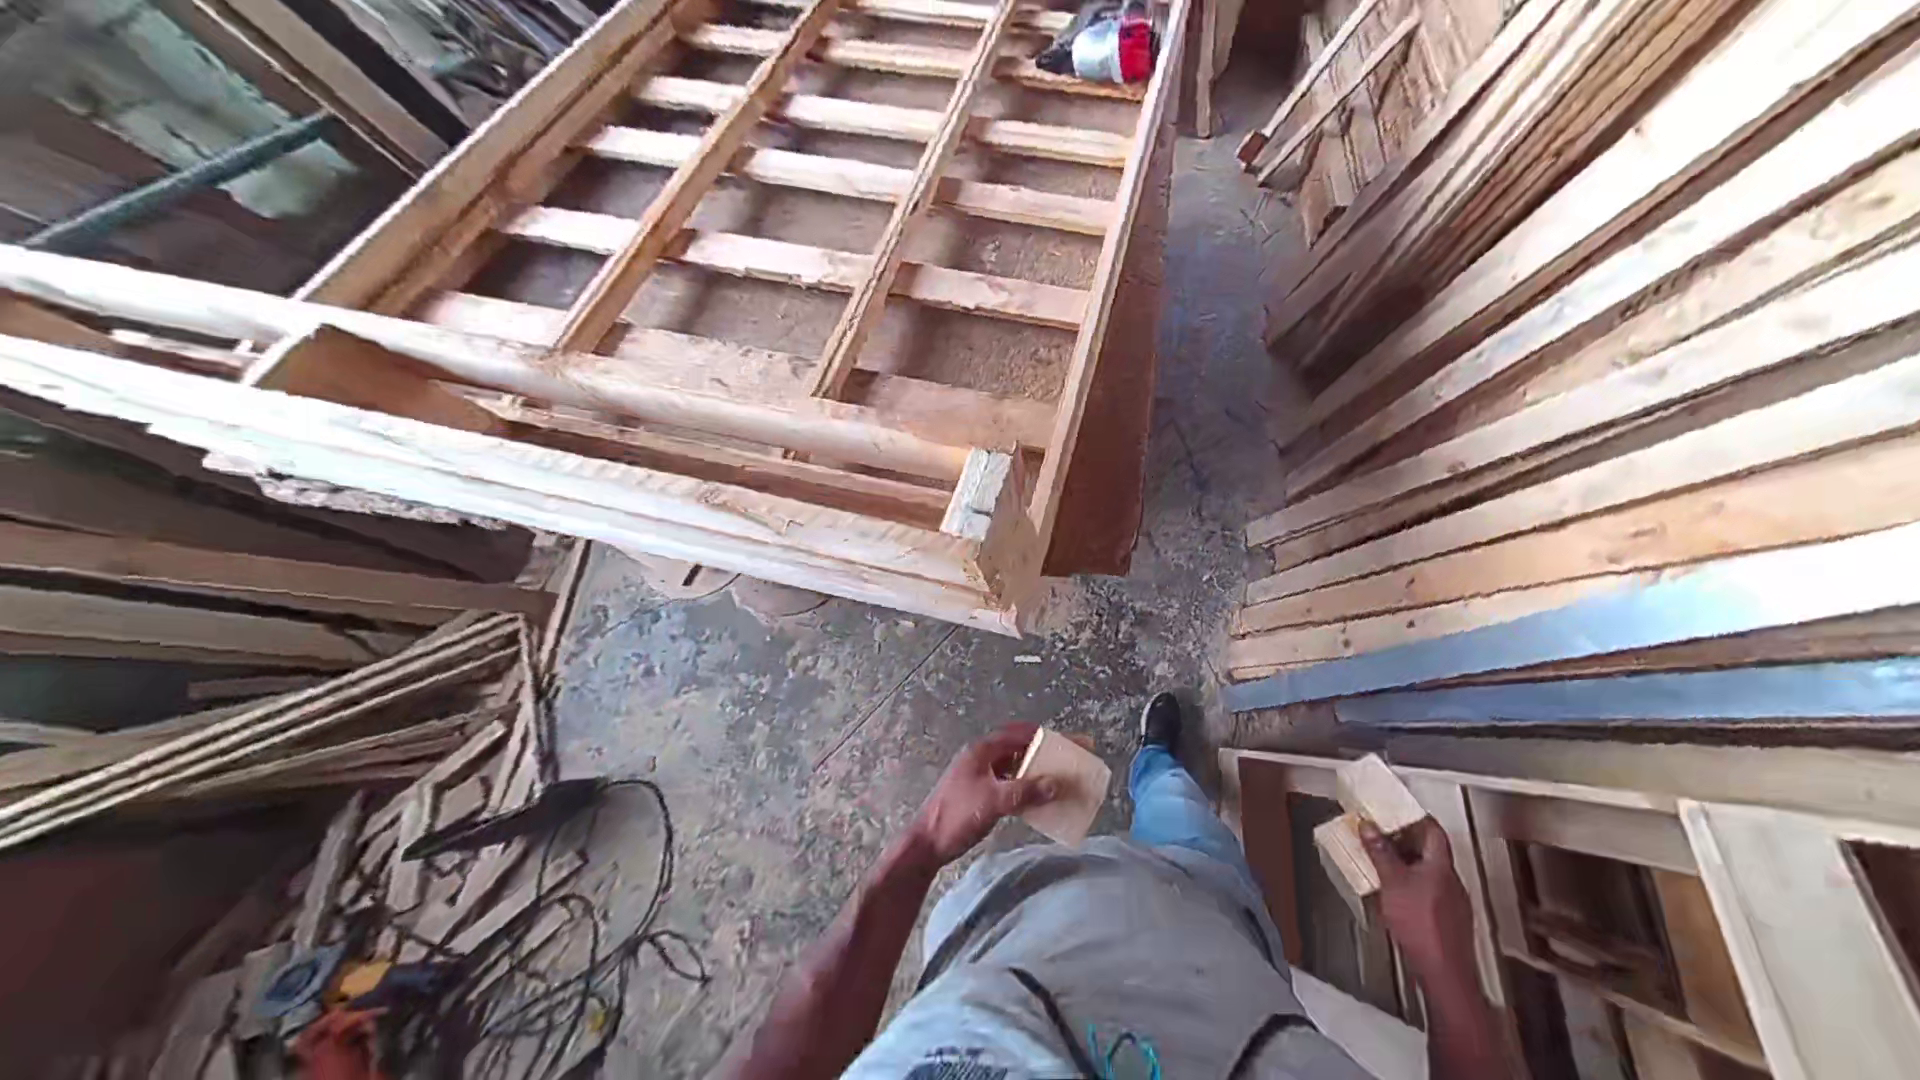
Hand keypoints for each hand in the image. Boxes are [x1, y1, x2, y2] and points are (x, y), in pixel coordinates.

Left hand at [905, 723, 1056, 866]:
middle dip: (1042, 751)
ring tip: (1058, 776)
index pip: (1018, 733)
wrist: (927, 842)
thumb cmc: (956, 816)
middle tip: (1067, 758)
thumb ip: (1025, 791)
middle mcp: (981, 757)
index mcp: (982, 750)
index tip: (1067, 741)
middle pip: (1017, 746)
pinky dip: (1024, 784)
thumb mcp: (993, 801)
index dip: (1043, 735)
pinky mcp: (980, 791)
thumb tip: (1057, 784)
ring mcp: (979, 774)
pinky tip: (1038, 796)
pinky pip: (1008, 780)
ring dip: (1034, 768)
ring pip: (1013, 764)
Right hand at [1360, 818, 1477, 981]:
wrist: (1442, 971)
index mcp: (1441, 867)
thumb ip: (1380, 852)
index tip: (1397, 809)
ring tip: (1381, 858)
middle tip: (1380, 832)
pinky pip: (1428, 889)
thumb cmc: (1421, 924)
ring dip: (1405, 861)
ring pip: (1428, 870)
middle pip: (1430, 851)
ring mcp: (1452, 901)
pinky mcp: (1447, 918)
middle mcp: (1451, 881)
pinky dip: (1410, 881)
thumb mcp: (1391, 881)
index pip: (1433, 832)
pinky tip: (1393, 889)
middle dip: (1404, 839)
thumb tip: (1369, 827)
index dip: (1416, 817)